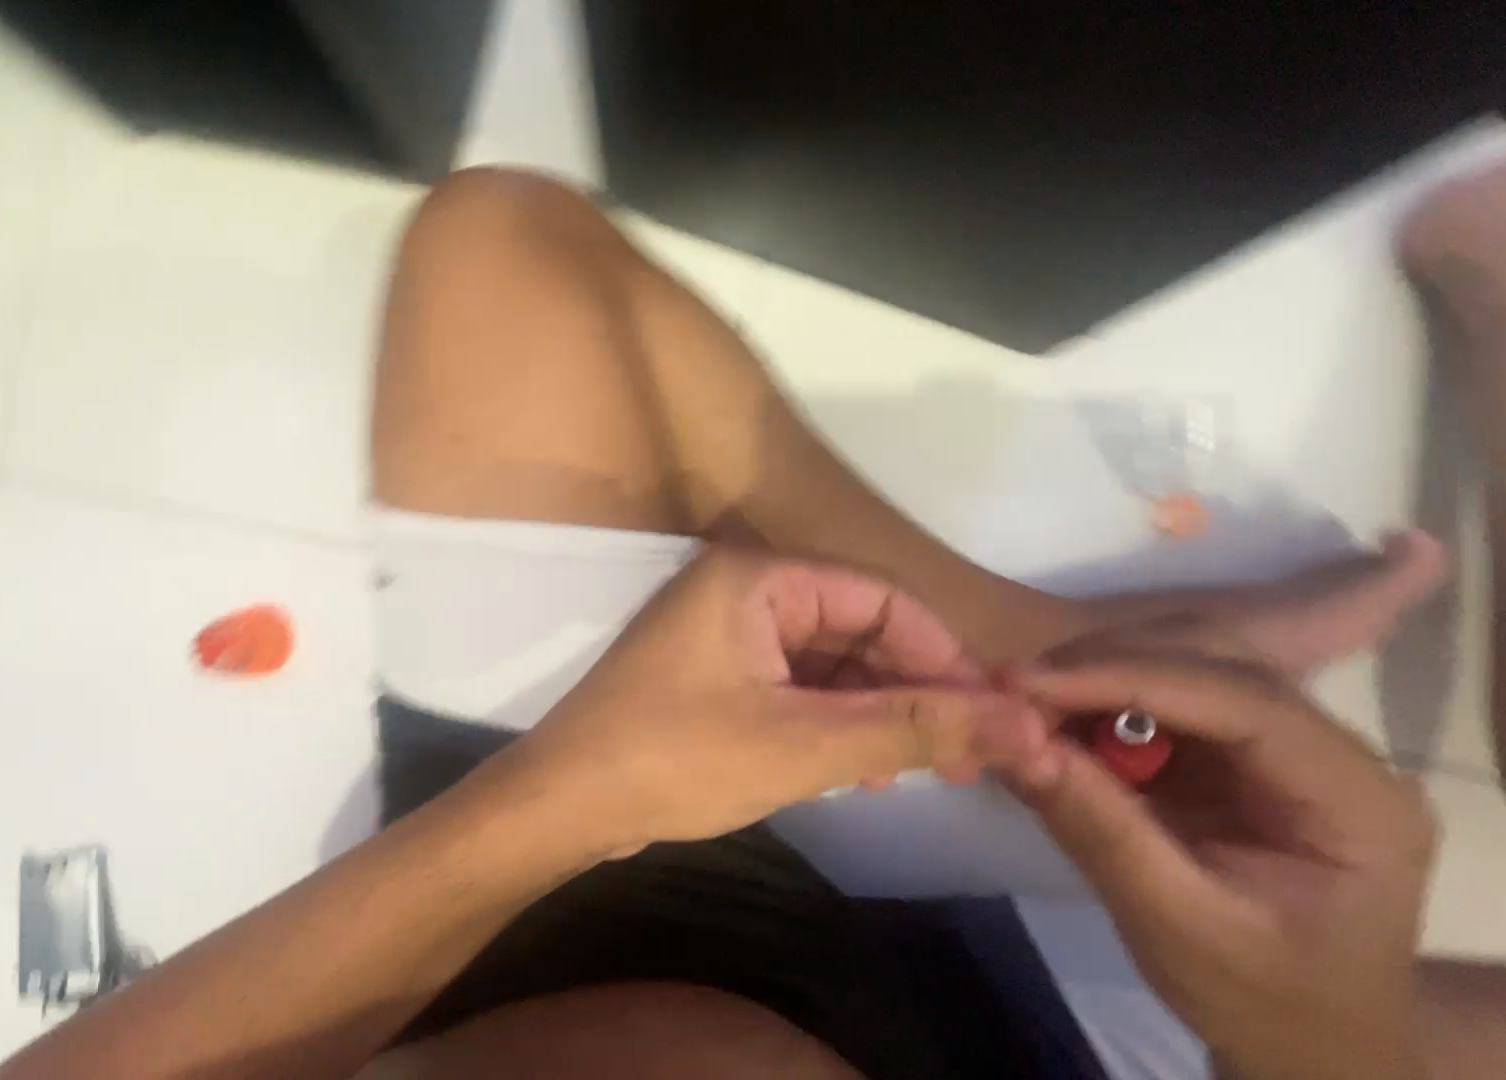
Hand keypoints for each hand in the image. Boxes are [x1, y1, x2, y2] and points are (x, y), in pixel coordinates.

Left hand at [492, 546, 1042, 859]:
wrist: (565, 801)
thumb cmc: (678, 758)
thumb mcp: (805, 745)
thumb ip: (913, 728)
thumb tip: (1025, 725)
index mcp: (755, 578)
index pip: (879, 598)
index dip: (942, 655)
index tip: (994, 717)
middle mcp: (737, 590)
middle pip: (853, 627)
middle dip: (910, 689)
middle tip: (965, 757)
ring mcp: (718, 632)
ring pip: (823, 661)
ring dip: (873, 711)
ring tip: (918, 770)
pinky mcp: (707, 673)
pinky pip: (789, 684)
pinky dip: (828, 721)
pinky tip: (859, 771)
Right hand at [1001, 651, 1436, 1079]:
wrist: (1294, 1032)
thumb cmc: (1255, 993)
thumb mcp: (1175, 922)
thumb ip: (1100, 830)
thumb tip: (1015, 746)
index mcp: (1354, 799)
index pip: (1242, 701)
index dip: (1127, 677)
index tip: (1024, 682)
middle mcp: (1326, 750)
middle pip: (1207, 666)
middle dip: (1098, 669)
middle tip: (1006, 689)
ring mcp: (1276, 743)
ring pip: (1175, 667)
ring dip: (1087, 678)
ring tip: (1016, 705)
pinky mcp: (1226, 749)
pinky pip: (1150, 699)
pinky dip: (1088, 703)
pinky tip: (1044, 721)